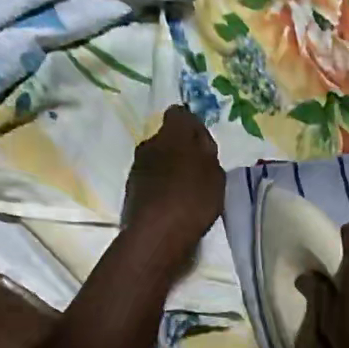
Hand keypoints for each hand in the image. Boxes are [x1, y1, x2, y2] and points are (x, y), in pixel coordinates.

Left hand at [123, 106, 223, 249]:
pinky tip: (175, 205)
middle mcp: (149, 144)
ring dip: (170, 169)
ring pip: (158, 160)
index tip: (204, 143)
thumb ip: (207, 154)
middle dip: (181, 149)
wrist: (158, 233)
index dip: (193, 125)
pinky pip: (152, 180)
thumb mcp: (216, 174)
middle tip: (199, 170)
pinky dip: (162, 187)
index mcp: (172, 134)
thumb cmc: (194, 198)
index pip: (180, 114)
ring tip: (187, 191)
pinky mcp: (132, 189)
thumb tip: (199, 144)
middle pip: (167, 139)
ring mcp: (137, 167)